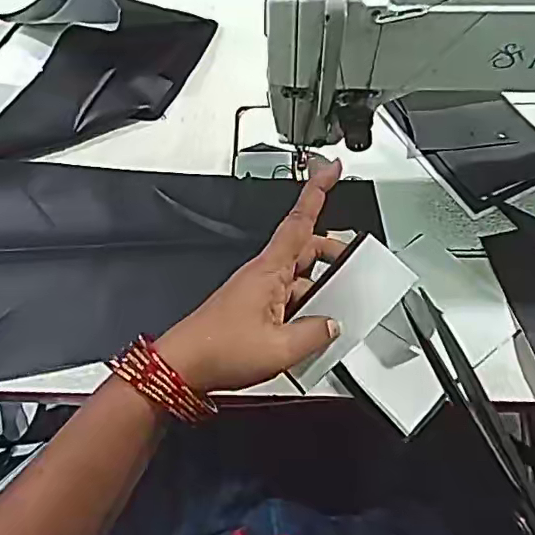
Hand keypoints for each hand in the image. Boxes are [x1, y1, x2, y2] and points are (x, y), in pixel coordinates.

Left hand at [155, 159, 347, 391]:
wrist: (182, 366)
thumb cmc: (217, 348)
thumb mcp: (281, 348)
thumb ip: (316, 334)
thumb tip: (332, 325)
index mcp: (269, 269)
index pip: (299, 219)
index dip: (316, 190)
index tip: (330, 168)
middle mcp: (262, 274)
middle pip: (304, 249)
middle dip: (331, 252)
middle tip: (352, 263)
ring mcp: (255, 290)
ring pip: (297, 277)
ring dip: (317, 288)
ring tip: (334, 311)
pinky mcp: (250, 308)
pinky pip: (285, 298)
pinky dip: (302, 308)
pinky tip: (309, 332)